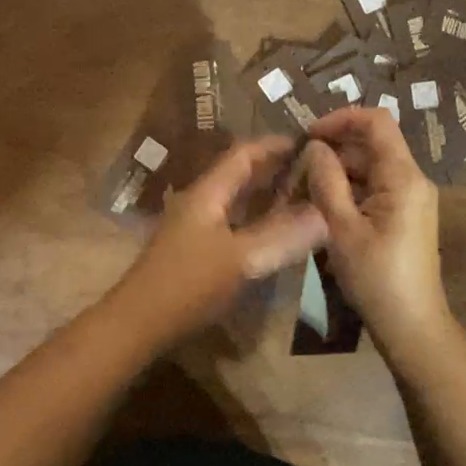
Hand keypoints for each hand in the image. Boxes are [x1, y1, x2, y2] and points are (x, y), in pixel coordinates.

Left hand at [111, 136, 329, 344]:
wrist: (139, 322)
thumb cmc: (188, 284)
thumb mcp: (241, 260)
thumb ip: (282, 236)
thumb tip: (326, 215)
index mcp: (207, 193)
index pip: (243, 154)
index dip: (275, 145)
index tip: (311, 143)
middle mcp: (200, 201)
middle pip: (240, 174)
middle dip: (276, 168)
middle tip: (316, 170)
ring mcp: (195, 225)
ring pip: (237, 199)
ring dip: (267, 195)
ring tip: (305, 196)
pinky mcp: (196, 249)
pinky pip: (233, 222)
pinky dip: (257, 219)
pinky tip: (277, 231)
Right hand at [304, 108, 449, 340]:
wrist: (412, 326)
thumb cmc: (376, 277)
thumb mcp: (342, 228)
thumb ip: (326, 180)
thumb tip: (314, 146)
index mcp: (404, 177)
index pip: (377, 121)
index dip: (341, 118)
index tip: (308, 134)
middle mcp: (413, 179)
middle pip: (373, 141)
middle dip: (335, 144)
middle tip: (298, 163)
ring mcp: (411, 198)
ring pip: (371, 163)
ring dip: (338, 166)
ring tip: (304, 183)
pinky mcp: (405, 214)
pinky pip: (375, 184)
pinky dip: (348, 185)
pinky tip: (323, 201)